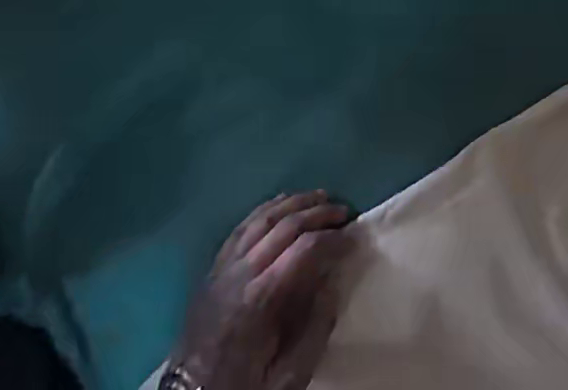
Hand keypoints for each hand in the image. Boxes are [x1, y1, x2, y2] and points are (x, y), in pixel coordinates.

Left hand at [168, 191, 354, 389]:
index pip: (303, 249)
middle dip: (319, 213)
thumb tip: (335, 281)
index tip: (353, 239)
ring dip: (295, 203)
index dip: (332, 239)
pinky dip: (266, 209)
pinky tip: (283, 202)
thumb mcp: (288, 376)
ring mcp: (224, 267)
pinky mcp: (214, 268)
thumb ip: (316, 328)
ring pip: (263, 218)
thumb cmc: (244, 388)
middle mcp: (240, 273)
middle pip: (285, 226)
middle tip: (345, 212)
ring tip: (321, 197)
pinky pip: (242, 226)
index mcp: (260, 299)